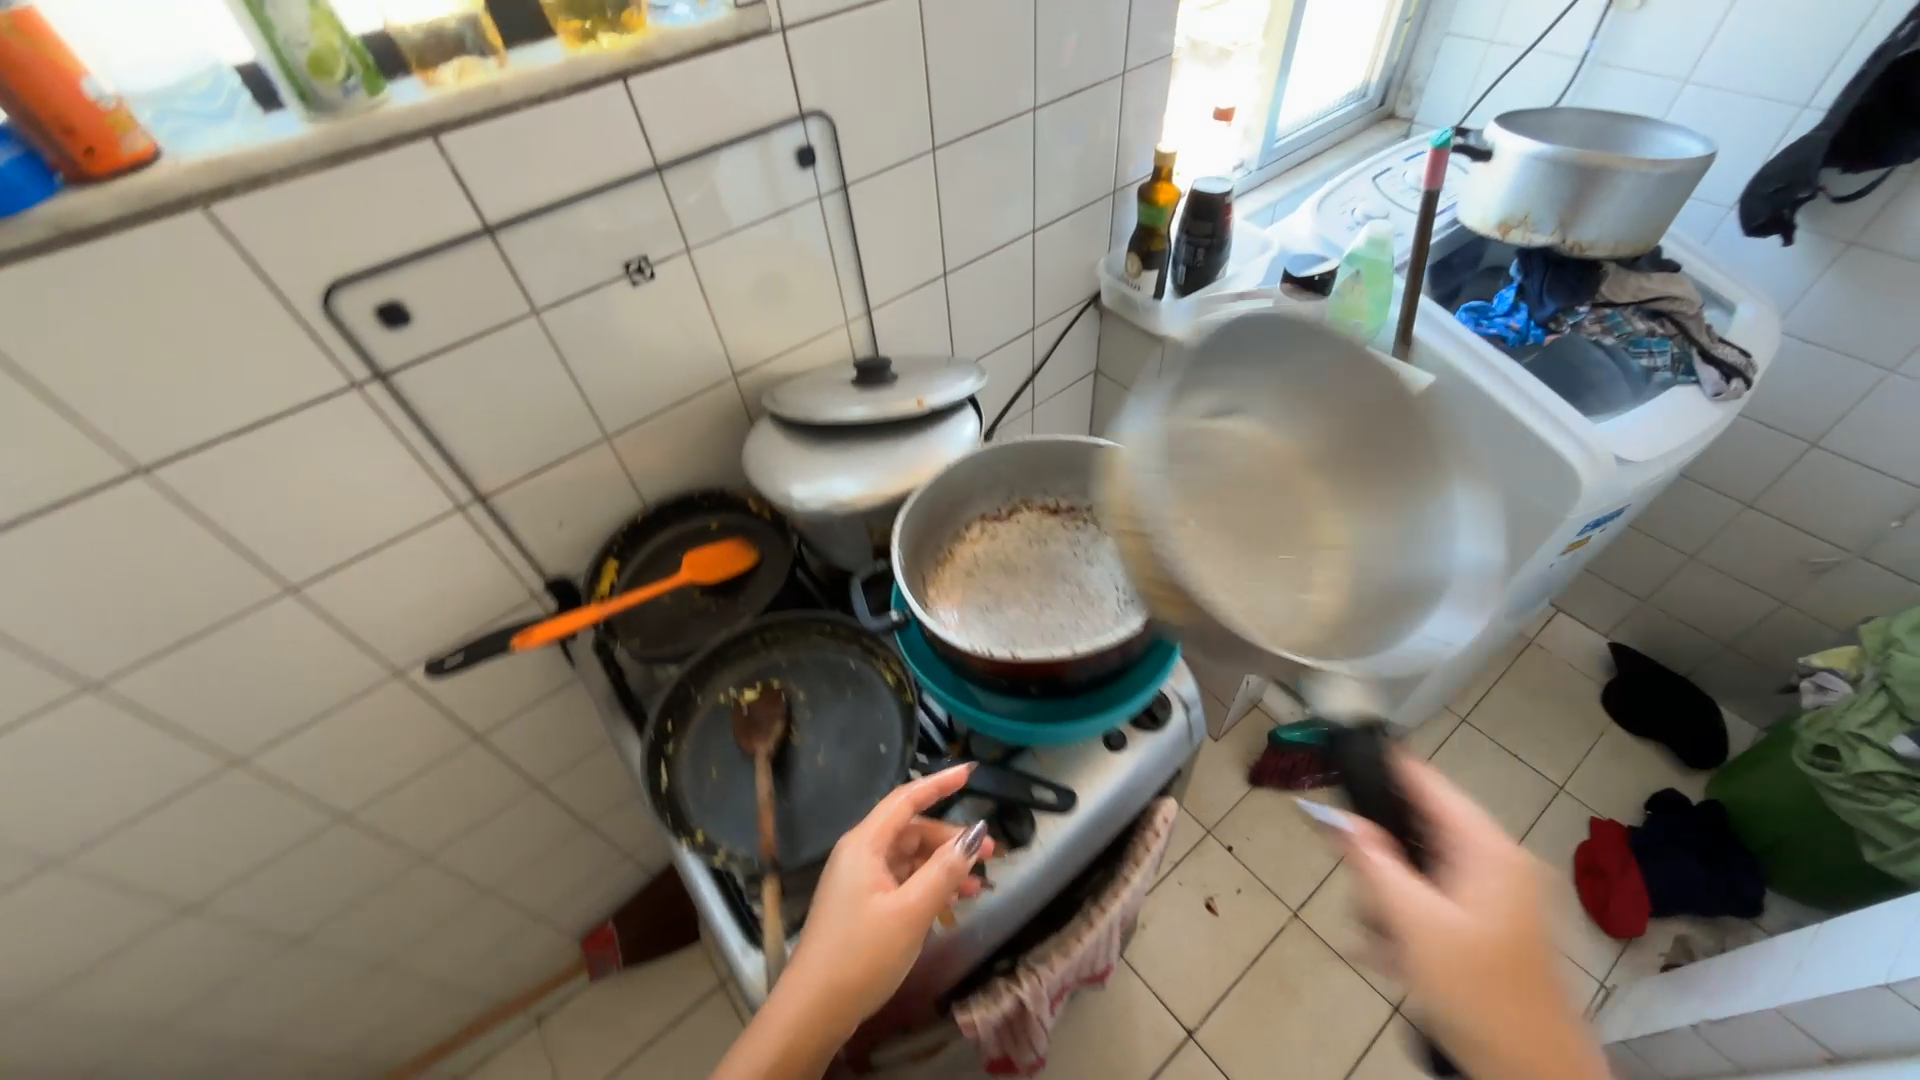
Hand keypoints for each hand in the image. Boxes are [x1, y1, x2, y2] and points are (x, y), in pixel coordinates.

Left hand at [777, 764, 996, 1032]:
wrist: (815, 1009)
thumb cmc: (862, 953)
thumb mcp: (911, 911)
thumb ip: (944, 870)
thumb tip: (975, 834)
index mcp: (866, 843)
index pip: (907, 798)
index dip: (939, 783)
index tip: (970, 772)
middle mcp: (861, 853)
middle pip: (913, 831)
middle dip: (951, 839)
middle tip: (991, 854)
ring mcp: (861, 880)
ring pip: (910, 858)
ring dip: (943, 867)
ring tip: (978, 885)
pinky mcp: (863, 904)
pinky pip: (903, 881)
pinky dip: (929, 887)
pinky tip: (953, 904)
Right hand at [1334, 757, 1609, 1079]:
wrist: (1534, 1073)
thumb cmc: (1474, 990)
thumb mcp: (1411, 920)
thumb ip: (1371, 861)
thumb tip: (1335, 815)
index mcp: (1489, 850)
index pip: (1428, 783)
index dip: (1383, 768)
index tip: (1340, 757)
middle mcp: (1499, 862)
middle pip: (1419, 830)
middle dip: (1380, 856)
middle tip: (1354, 882)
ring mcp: (1499, 895)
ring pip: (1422, 868)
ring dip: (1388, 895)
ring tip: (1374, 933)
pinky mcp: (1493, 925)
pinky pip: (1435, 899)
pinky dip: (1408, 917)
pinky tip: (1389, 950)